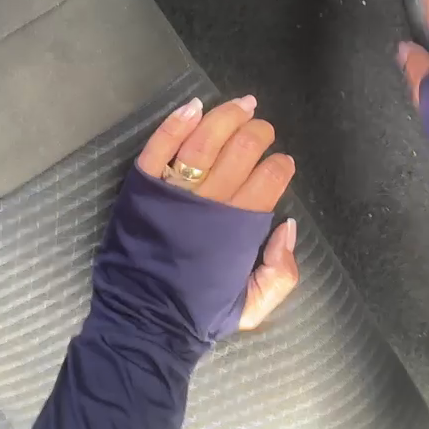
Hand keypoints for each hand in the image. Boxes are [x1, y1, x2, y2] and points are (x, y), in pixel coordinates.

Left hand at [135, 95, 300, 330]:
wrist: (140, 323)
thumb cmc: (198, 312)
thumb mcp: (254, 306)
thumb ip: (282, 271)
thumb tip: (288, 226)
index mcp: (240, 227)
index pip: (271, 176)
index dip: (282, 164)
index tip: (282, 162)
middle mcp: (210, 201)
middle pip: (243, 148)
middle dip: (260, 132)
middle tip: (264, 131)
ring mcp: (174, 191)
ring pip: (205, 138)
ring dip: (228, 115)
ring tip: (244, 104)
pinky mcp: (143, 186)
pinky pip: (160, 146)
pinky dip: (177, 122)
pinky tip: (195, 105)